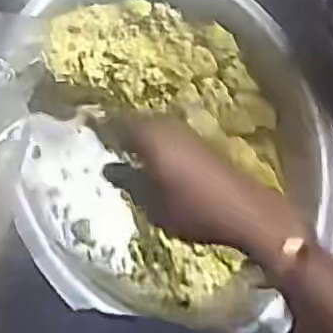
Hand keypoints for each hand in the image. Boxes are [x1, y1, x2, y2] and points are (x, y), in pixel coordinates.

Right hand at [109, 115, 306, 264]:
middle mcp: (166, 124)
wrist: (246, 210)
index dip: (101, 128)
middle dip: (119, 130)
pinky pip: (167, 133)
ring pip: (152, 126)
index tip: (87, 134)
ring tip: (124, 153)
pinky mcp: (199, 139)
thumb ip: (129, 182)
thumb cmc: (195, 210)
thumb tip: (109, 168)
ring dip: (139, 135)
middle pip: (135, 121)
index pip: (117, 123)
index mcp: (151, 136)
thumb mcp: (153, 204)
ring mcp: (185, 129)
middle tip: (103, 144)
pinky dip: (155, 141)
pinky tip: (151, 159)